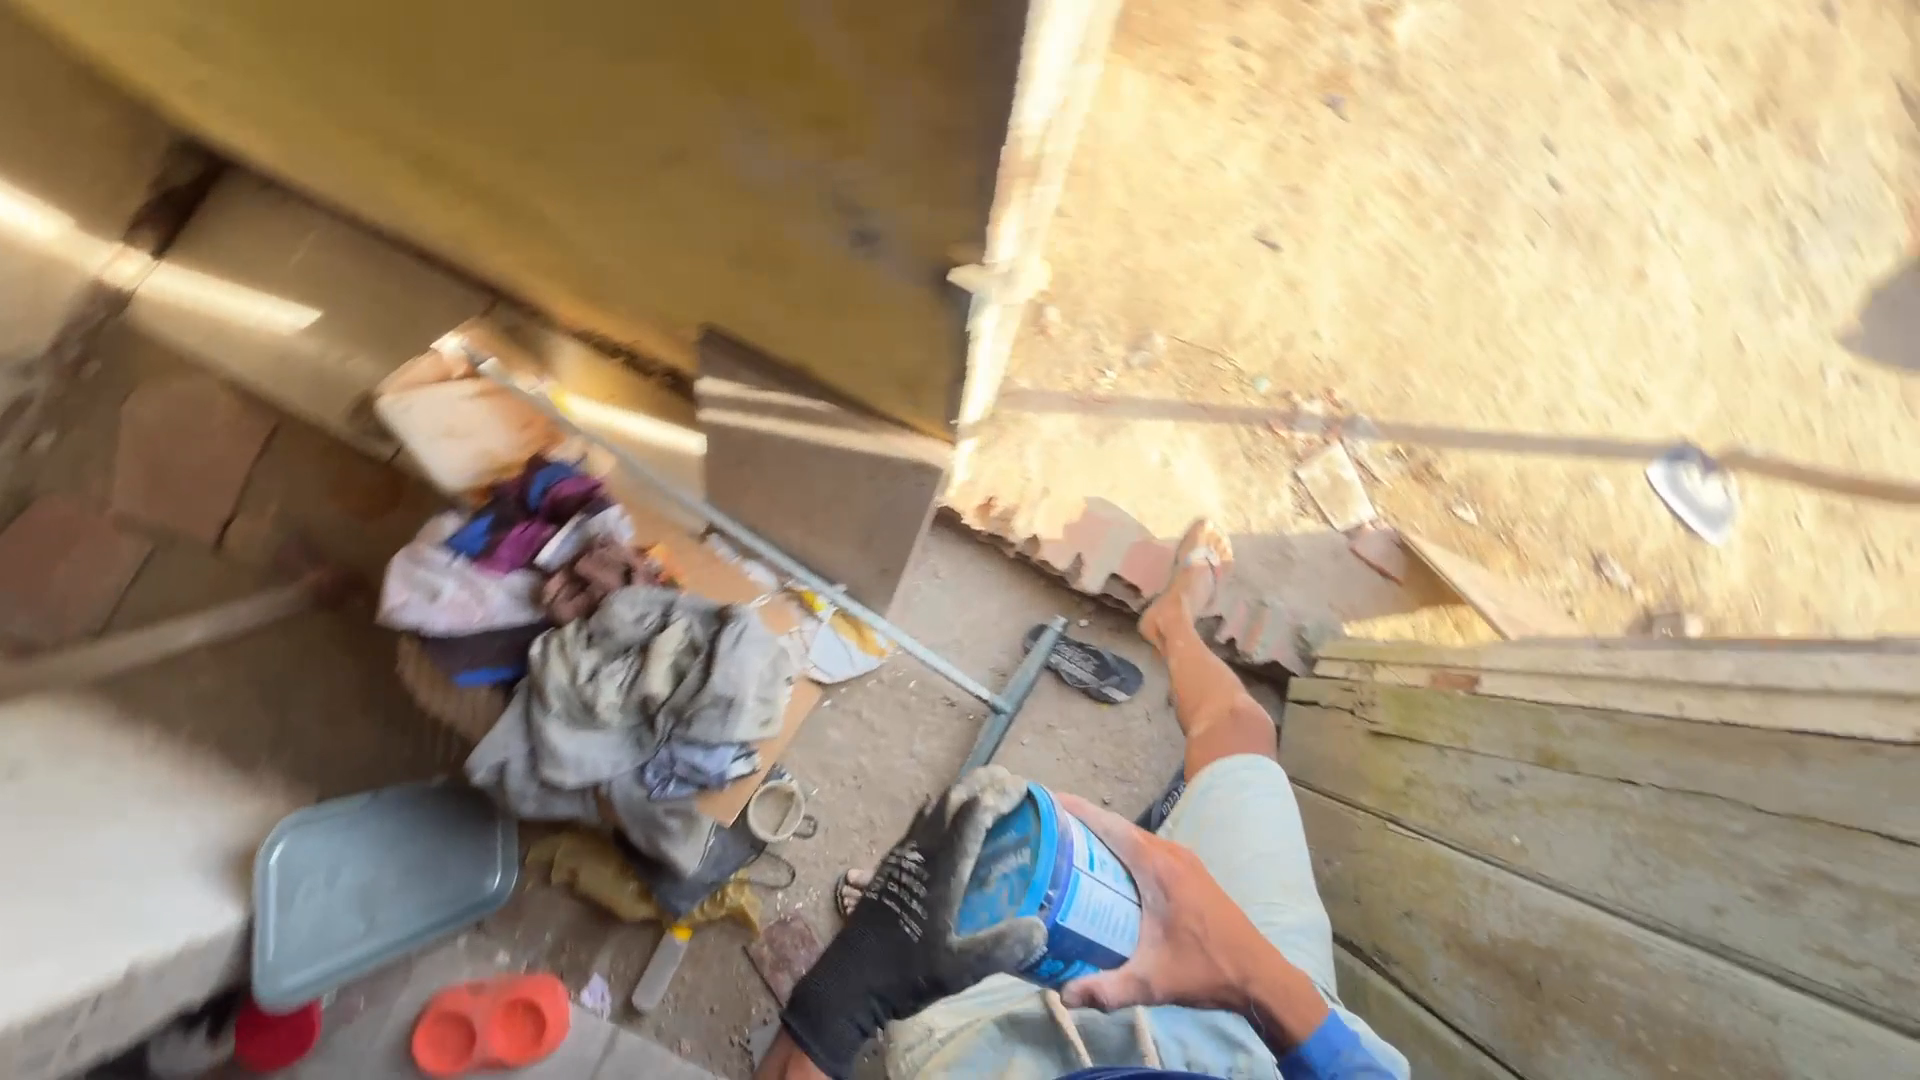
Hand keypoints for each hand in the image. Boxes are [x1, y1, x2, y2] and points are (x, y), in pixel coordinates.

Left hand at [780, 767, 1046, 1078]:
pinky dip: (942, 807)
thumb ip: (1000, 948)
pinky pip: (921, 820)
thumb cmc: (904, 974)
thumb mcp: (958, 971)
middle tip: (1011, 779)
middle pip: (953, 799)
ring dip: (962, 790)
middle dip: (983, 782)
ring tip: (986, 790)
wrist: (846, 982)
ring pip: (935, 806)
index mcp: (942, 869)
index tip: (1026, 788)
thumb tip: (1041, 926)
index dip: (1000, 796)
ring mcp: (902, 855)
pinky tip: (945, 815)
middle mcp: (921, 852)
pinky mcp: (891, 864)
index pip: (974, 815)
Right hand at [1055, 794, 1329, 1048]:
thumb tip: (1063, 995)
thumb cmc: (1205, 970)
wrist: (1261, 975)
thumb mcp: (1152, 983)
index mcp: (1157, 867)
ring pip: (1135, 837)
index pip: (1110, 826)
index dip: (1078, 810)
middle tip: (1049, 827)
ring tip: (1070, 843)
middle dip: (1084, 822)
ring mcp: (1183, 859)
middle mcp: (1169, 853)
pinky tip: (1108, 866)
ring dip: (1105, 835)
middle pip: (1119, 827)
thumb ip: (1106, 989)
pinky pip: (1148, 848)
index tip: (1048, 801)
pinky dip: (1123, 848)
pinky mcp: (1190, 871)